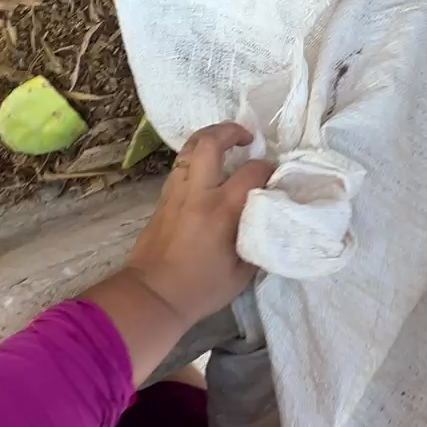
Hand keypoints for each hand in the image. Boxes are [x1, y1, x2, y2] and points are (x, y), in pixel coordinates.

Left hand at [126, 122, 274, 323]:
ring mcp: (177, 192)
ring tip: (226, 143)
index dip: (268, 169)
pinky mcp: (164, 197)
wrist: (153, 296)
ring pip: (191, 148)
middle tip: (247, 137)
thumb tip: (270, 216)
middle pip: (210, 142)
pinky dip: (197, 157)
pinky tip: (207, 167)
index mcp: (221, 210)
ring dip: (210, 138)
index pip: (252, 171)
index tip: (274, 177)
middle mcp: (198, 193)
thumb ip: (258, 237)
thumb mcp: (243, 271)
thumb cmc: (201, 288)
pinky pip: (182, 164)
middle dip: (231, 131)